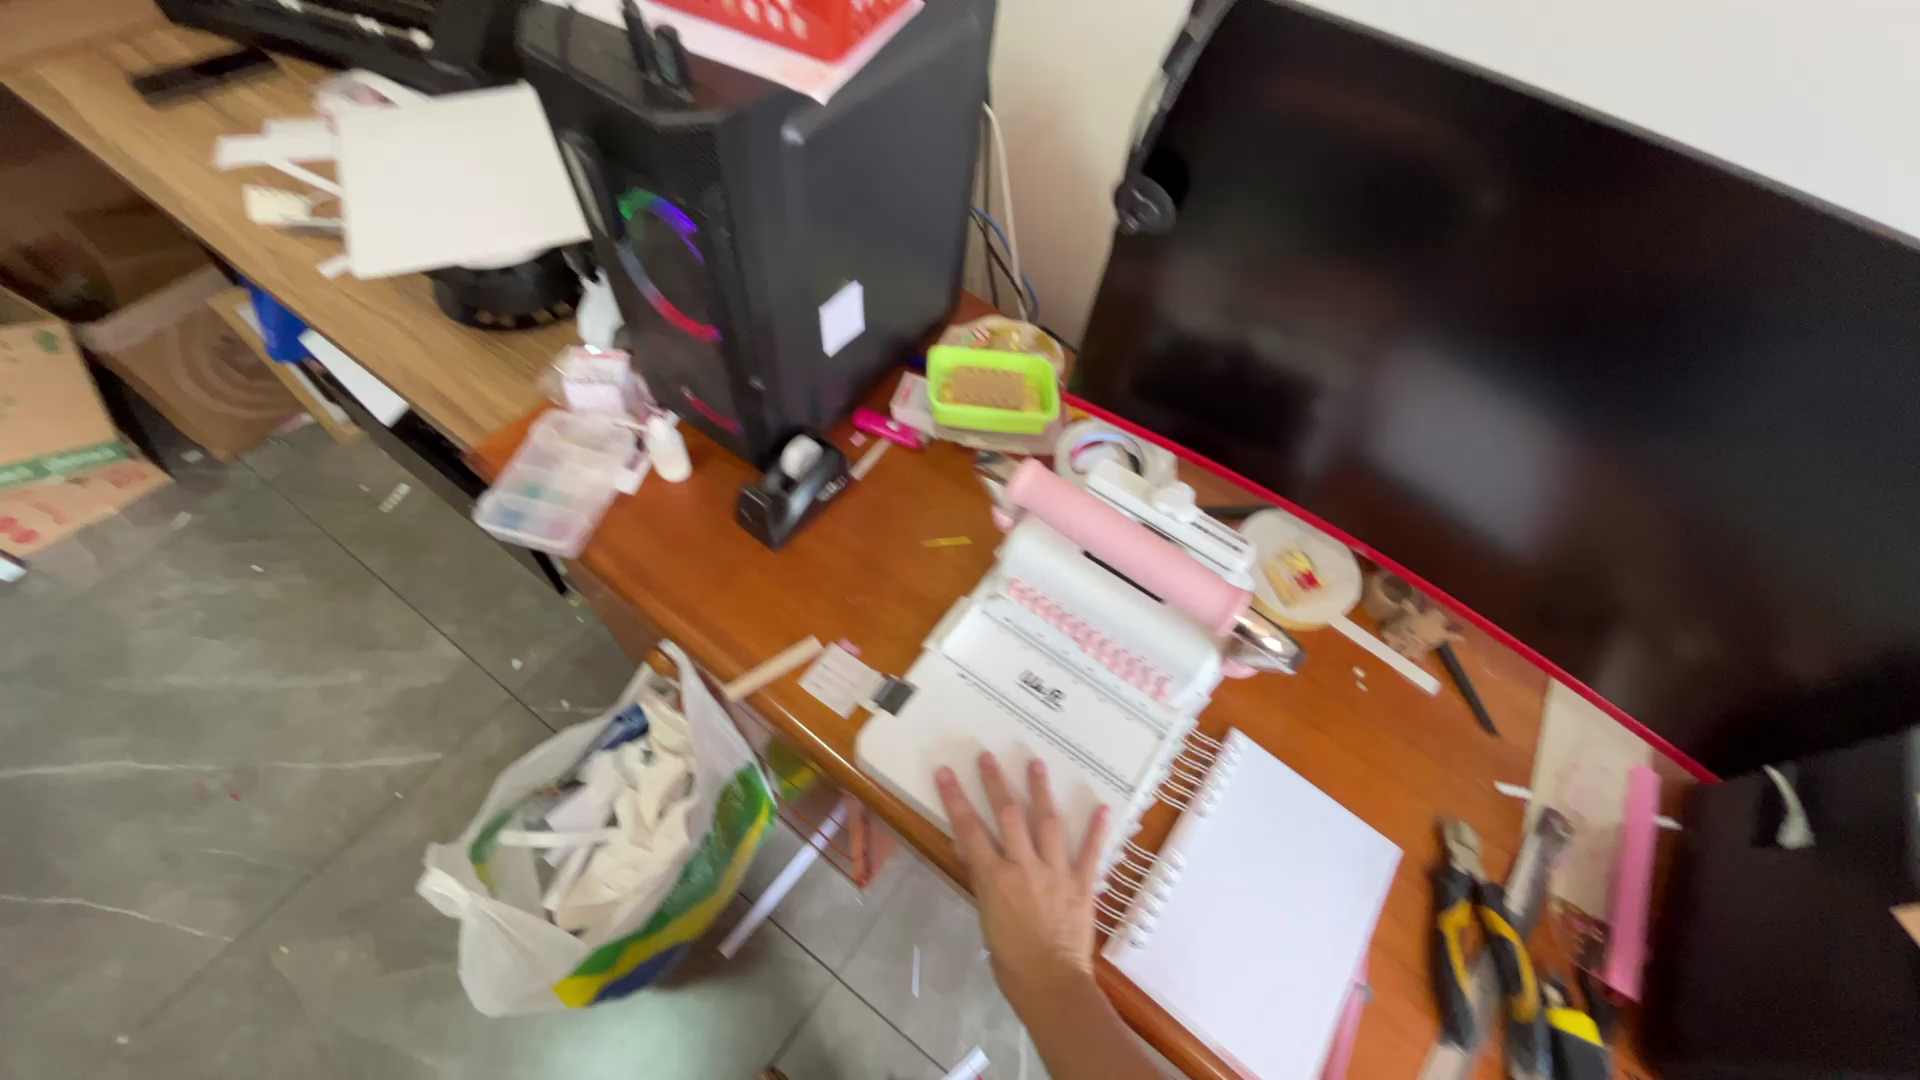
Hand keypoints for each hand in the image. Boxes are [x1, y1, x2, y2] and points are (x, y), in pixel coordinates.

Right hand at [935, 753, 1110, 1012]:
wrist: (1052, 985)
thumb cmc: (1011, 960)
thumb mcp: (986, 918)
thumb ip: (981, 880)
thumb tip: (967, 849)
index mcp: (995, 877)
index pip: (969, 830)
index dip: (956, 799)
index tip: (947, 772)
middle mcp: (1024, 866)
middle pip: (1007, 816)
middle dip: (996, 783)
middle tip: (987, 756)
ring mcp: (1056, 872)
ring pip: (1047, 823)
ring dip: (1041, 792)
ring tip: (1036, 764)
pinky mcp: (1082, 884)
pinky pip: (1090, 852)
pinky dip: (1097, 831)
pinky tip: (1103, 808)